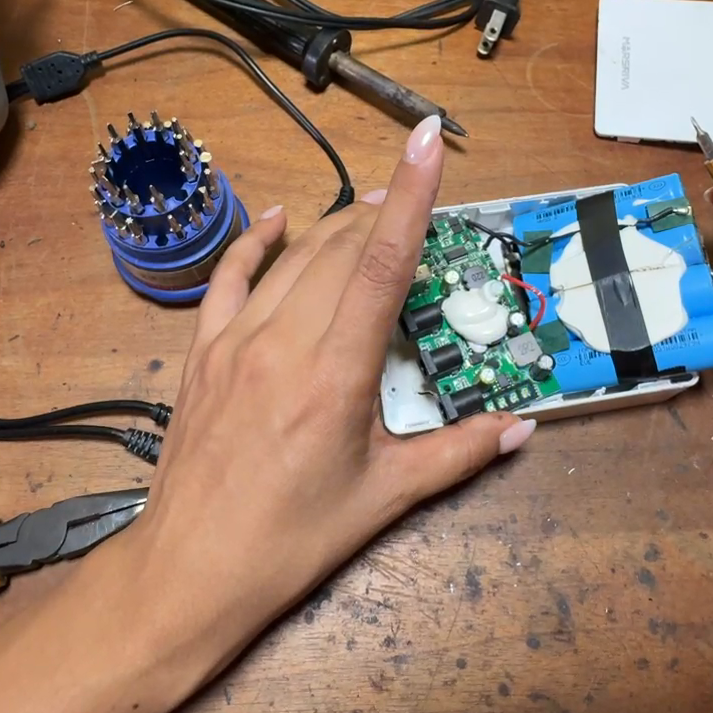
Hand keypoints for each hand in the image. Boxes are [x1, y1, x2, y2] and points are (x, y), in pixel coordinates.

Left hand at [123, 115, 535, 687]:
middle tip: (413, 200)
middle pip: (342, 248)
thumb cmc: (291, 541)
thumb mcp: (384, 499)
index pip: (382, 263)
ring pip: (295, 256)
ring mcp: (235, 339)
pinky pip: (231, 276)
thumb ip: (459, 454)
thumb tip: (522, 428)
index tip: (428, 140)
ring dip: (338, 226)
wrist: (190, 572)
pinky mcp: (202, 349)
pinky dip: (259, 242)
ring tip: (371, 212)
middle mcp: (283, 341)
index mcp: (335, 374)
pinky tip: (283, 220)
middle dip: (384, 213)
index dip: (413, 195)